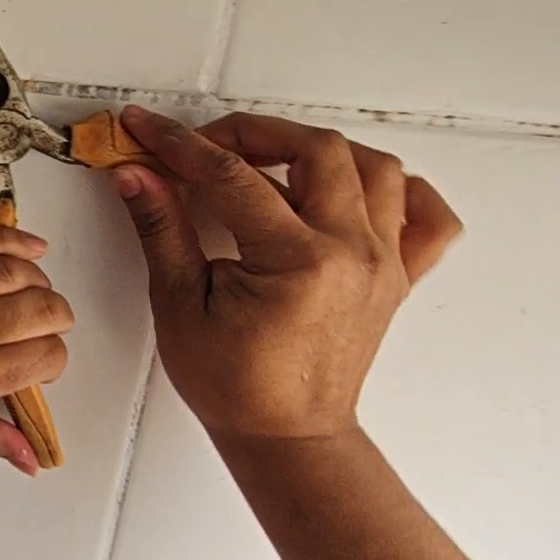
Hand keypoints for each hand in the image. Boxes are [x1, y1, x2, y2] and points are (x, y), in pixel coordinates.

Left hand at [0, 226, 73, 473]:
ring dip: (34, 280)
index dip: (52, 357)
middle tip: (42, 321)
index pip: (43, 358)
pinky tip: (29, 246)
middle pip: (40, 312)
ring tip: (31, 287)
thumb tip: (29, 457)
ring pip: (10, 272)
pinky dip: (7, 240)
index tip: (38, 358)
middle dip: (55, 317)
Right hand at [109, 107, 462, 442]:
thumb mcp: (178, 298)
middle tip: (199, 144)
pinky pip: (424, 212)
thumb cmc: (229, 379)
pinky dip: (391, 185)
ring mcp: (385, 260)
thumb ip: (160, 226)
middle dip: (248, 132)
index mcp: (297, 259)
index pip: (230, 175)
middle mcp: (354, 251)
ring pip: (373, 167)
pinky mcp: (398, 273)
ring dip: (313, 148)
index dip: (178, 143)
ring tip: (261, 157)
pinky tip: (346, 187)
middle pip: (315, 150)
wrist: (286, 433)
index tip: (143, 126)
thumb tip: (135, 175)